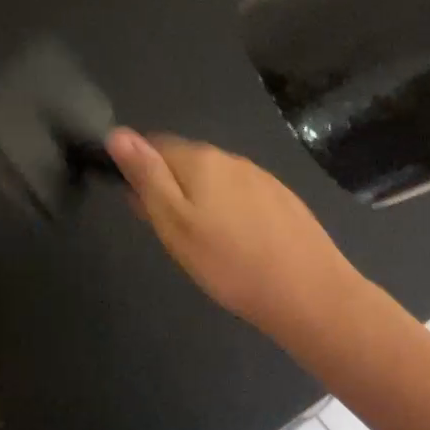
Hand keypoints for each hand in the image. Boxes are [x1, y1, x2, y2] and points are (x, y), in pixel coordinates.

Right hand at [106, 129, 367, 338]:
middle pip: (183, 162)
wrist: (312, 296)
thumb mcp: (173, 223)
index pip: (151, 146)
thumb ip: (145, 176)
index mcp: (198, 159)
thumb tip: (117, 134)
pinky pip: (240, 195)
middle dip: (169, 187)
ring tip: (201, 241)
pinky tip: (235, 243)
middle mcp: (229, 159)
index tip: (140, 209)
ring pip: (213, 180)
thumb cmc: (228, 263)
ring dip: (198, 199)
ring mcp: (260, 178)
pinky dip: (228, 212)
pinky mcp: (282, 200)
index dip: (138, 173)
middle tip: (169, 232)